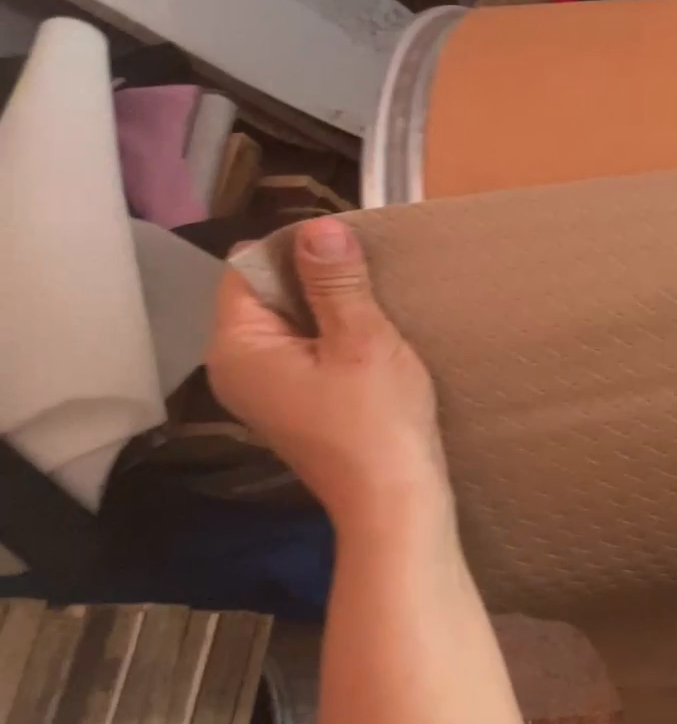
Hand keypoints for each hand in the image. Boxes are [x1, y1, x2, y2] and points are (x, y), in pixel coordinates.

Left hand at [208, 217, 445, 525]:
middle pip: (268, 299)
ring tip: (381, 315)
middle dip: (319, 284)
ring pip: (292, 329)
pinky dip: (336, 344)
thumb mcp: (364, 342)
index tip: (352, 253)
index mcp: (239, 347)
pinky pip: (306, 356)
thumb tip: (319, 226)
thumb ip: (337, 285)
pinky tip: (375, 351)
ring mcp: (264, 393)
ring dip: (333, 315)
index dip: (297, 252)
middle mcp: (236, 367)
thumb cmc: (378, 419)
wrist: (394, 497)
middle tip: (376, 284)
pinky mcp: (295, 409)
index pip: (248, 271)